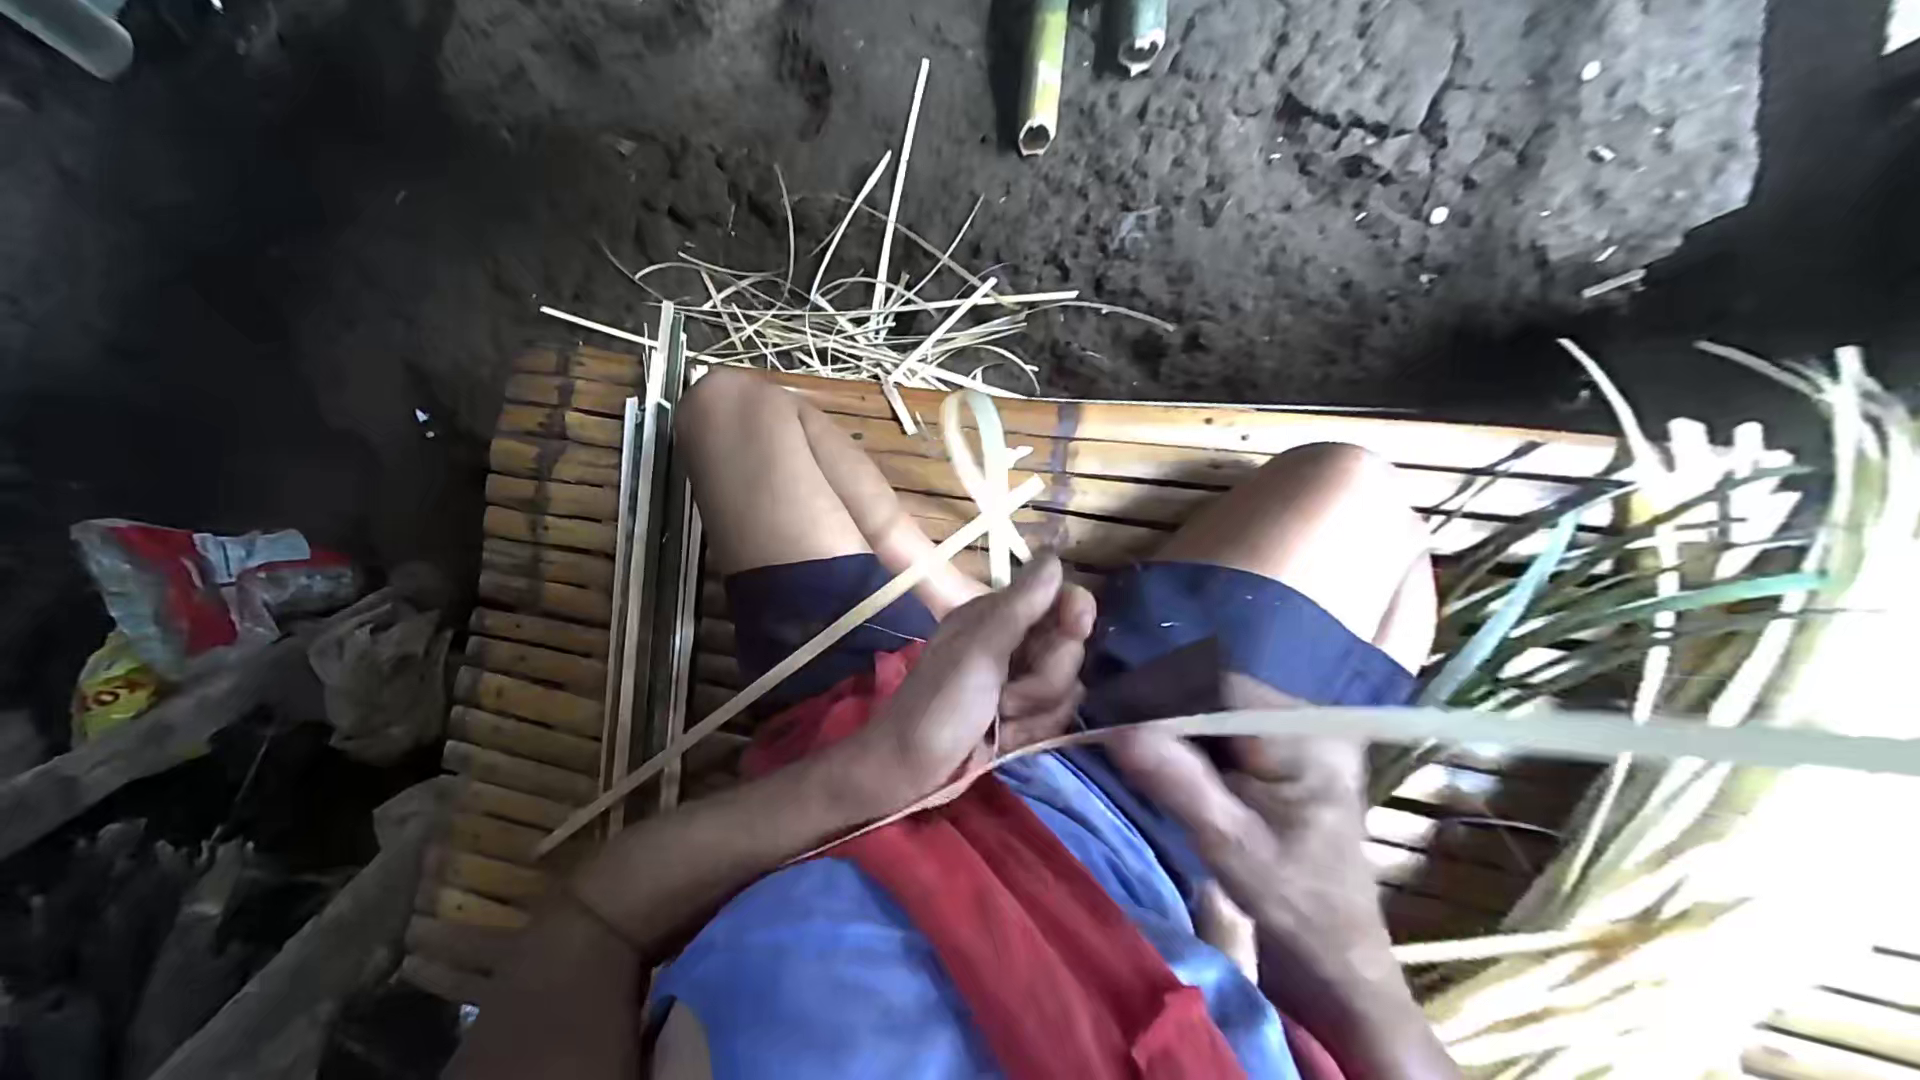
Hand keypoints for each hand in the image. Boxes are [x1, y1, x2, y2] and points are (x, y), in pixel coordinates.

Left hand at [839, 553, 1095, 813]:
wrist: (908, 771)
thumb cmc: (938, 705)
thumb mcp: (979, 650)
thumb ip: (1021, 604)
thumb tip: (1054, 554)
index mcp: (997, 615)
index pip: (1061, 598)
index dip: (1075, 613)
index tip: (1075, 628)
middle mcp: (1013, 642)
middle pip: (1069, 647)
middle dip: (1044, 679)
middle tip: (1006, 696)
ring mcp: (1019, 681)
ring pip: (1067, 686)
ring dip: (1036, 711)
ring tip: (1000, 720)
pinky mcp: (1023, 716)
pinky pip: (1056, 716)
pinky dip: (1031, 731)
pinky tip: (1003, 740)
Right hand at [1108, 674, 1458, 1079]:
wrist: (1331, 943)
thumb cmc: (1288, 901)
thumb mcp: (1226, 844)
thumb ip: (1177, 782)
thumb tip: (1118, 730)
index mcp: (1307, 738)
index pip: (1219, 690)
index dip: (1161, 696)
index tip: (1112, 716)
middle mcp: (1310, 717)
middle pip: (1216, 689)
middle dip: (1163, 707)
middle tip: (1115, 730)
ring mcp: (1300, 725)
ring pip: (1215, 700)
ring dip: (1172, 718)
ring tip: (1132, 740)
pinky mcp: (1285, 738)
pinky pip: (1224, 718)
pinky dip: (1189, 731)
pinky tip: (1166, 752)